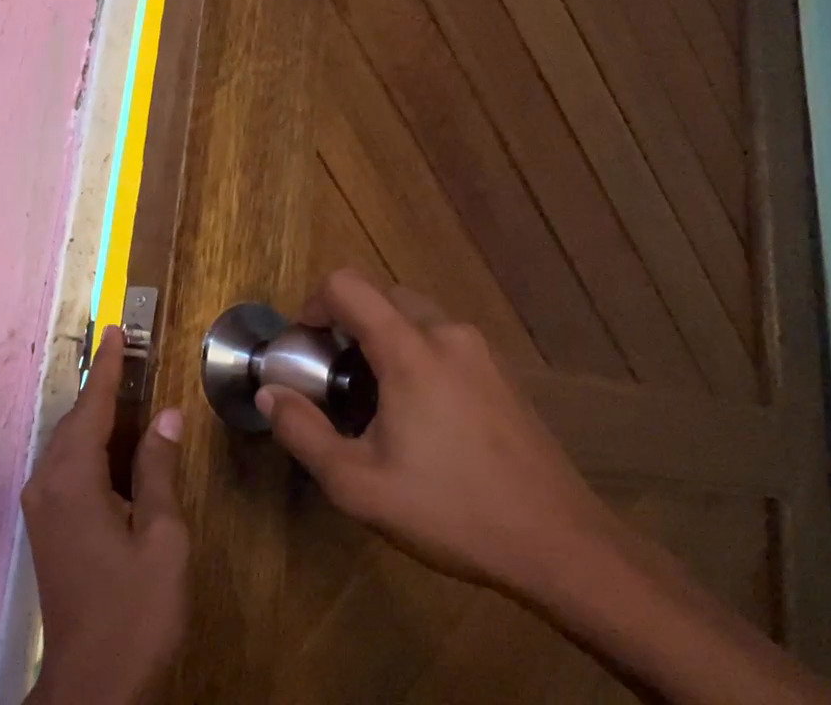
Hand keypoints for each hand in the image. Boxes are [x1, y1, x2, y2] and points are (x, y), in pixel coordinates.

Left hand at [22, 327, 188, 704]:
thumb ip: (158, 471)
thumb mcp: (162, 539)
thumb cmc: (135, 610)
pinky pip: (64, 466)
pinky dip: (88, 445)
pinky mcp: (43, 525)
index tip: (116, 330)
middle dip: (101, 387)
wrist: (92, 680)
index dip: (108, 367)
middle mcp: (45, 482)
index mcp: (72, 480)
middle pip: (75, 421)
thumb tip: (164, 416)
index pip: (92, 407)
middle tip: (129, 355)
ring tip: (126, 391)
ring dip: (95, 416)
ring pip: (67, 443)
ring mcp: (39, 505)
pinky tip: (113, 446)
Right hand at [256, 270, 617, 598]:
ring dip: (384, 339)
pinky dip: (417, 356)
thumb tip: (270, 394)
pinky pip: (446, 344)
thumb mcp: (357, 485)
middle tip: (333, 377)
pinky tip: (421, 419)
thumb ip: (303, 432)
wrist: (560, 546)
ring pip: (417, 318)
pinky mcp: (504, 378)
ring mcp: (483, 355)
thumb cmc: (451, 511)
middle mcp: (449, 336)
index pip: (348, 285)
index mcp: (410, 351)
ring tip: (374, 401)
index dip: (313, 303)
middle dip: (348, 322)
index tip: (304, 348)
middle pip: (383, 295)